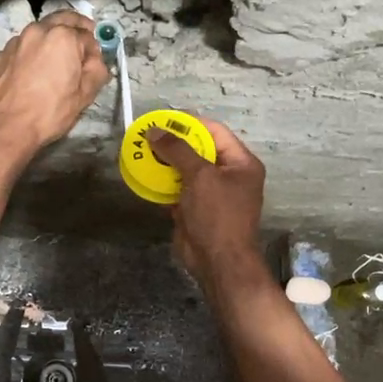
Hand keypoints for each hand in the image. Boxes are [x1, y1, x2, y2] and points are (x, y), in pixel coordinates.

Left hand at [0, 10, 109, 158]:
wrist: (5, 128)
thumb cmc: (49, 112)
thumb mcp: (84, 95)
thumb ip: (97, 70)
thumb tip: (96, 60)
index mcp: (62, 37)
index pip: (88, 35)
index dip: (95, 50)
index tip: (94, 63)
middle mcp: (37, 31)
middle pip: (63, 21)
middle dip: (76, 30)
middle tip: (81, 47)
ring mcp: (15, 42)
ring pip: (40, 32)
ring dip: (52, 39)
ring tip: (56, 61)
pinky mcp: (0, 55)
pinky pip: (22, 47)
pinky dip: (32, 52)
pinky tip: (33, 72)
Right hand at [146, 120, 266, 286]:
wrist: (218, 262)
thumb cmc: (217, 214)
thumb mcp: (199, 176)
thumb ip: (178, 150)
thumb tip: (155, 131)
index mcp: (241, 163)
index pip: (215, 132)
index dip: (190, 123)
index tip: (164, 119)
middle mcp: (229, 175)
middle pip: (199, 150)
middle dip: (173, 143)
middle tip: (147, 135)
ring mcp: (211, 194)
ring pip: (185, 171)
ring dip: (164, 163)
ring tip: (141, 153)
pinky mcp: (195, 209)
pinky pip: (177, 190)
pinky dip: (162, 184)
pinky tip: (143, 177)